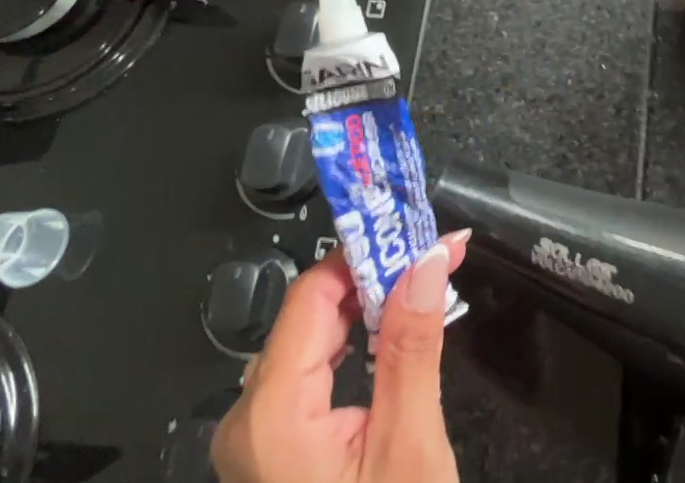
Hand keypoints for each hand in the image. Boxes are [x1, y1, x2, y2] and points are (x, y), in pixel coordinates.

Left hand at [212, 230, 470, 482]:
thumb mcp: (408, 447)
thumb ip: (413, 347)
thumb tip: (429, 260)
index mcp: (269, 413)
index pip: (312, 296)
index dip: (368, 254)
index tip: (427, 234)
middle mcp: (245, 418)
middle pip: (309, 316)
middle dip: (375, 278)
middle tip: (439, 255)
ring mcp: (254, 438)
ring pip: (311, 342)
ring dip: (369, 308)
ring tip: (425, 283)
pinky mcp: (271, 451)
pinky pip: (310, 374)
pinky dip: (354, 344)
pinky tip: (392, 332)